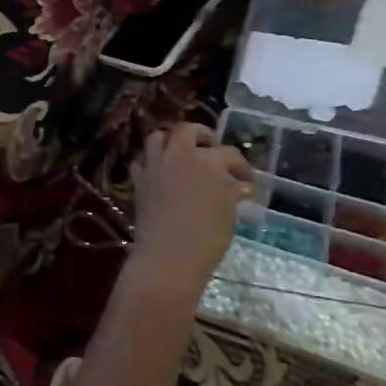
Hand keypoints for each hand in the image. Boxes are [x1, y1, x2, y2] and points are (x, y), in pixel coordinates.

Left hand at [127, 123, 254, 290]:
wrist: (167, 255)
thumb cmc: (207, 235)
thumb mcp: (228, 213)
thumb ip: (232, 193)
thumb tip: (240, 187)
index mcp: (207, 160)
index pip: (229, 154)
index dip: (241, 166)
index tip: (247, 180)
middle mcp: (178, 155)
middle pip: (187, 131)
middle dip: (201, 135)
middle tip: (211, 147)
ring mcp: (154, 166)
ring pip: (158, 137)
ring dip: (171, 141)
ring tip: (183, 153)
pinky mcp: (138, 180)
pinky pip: (141, 160)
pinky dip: (151, 160)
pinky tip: (161, 172)